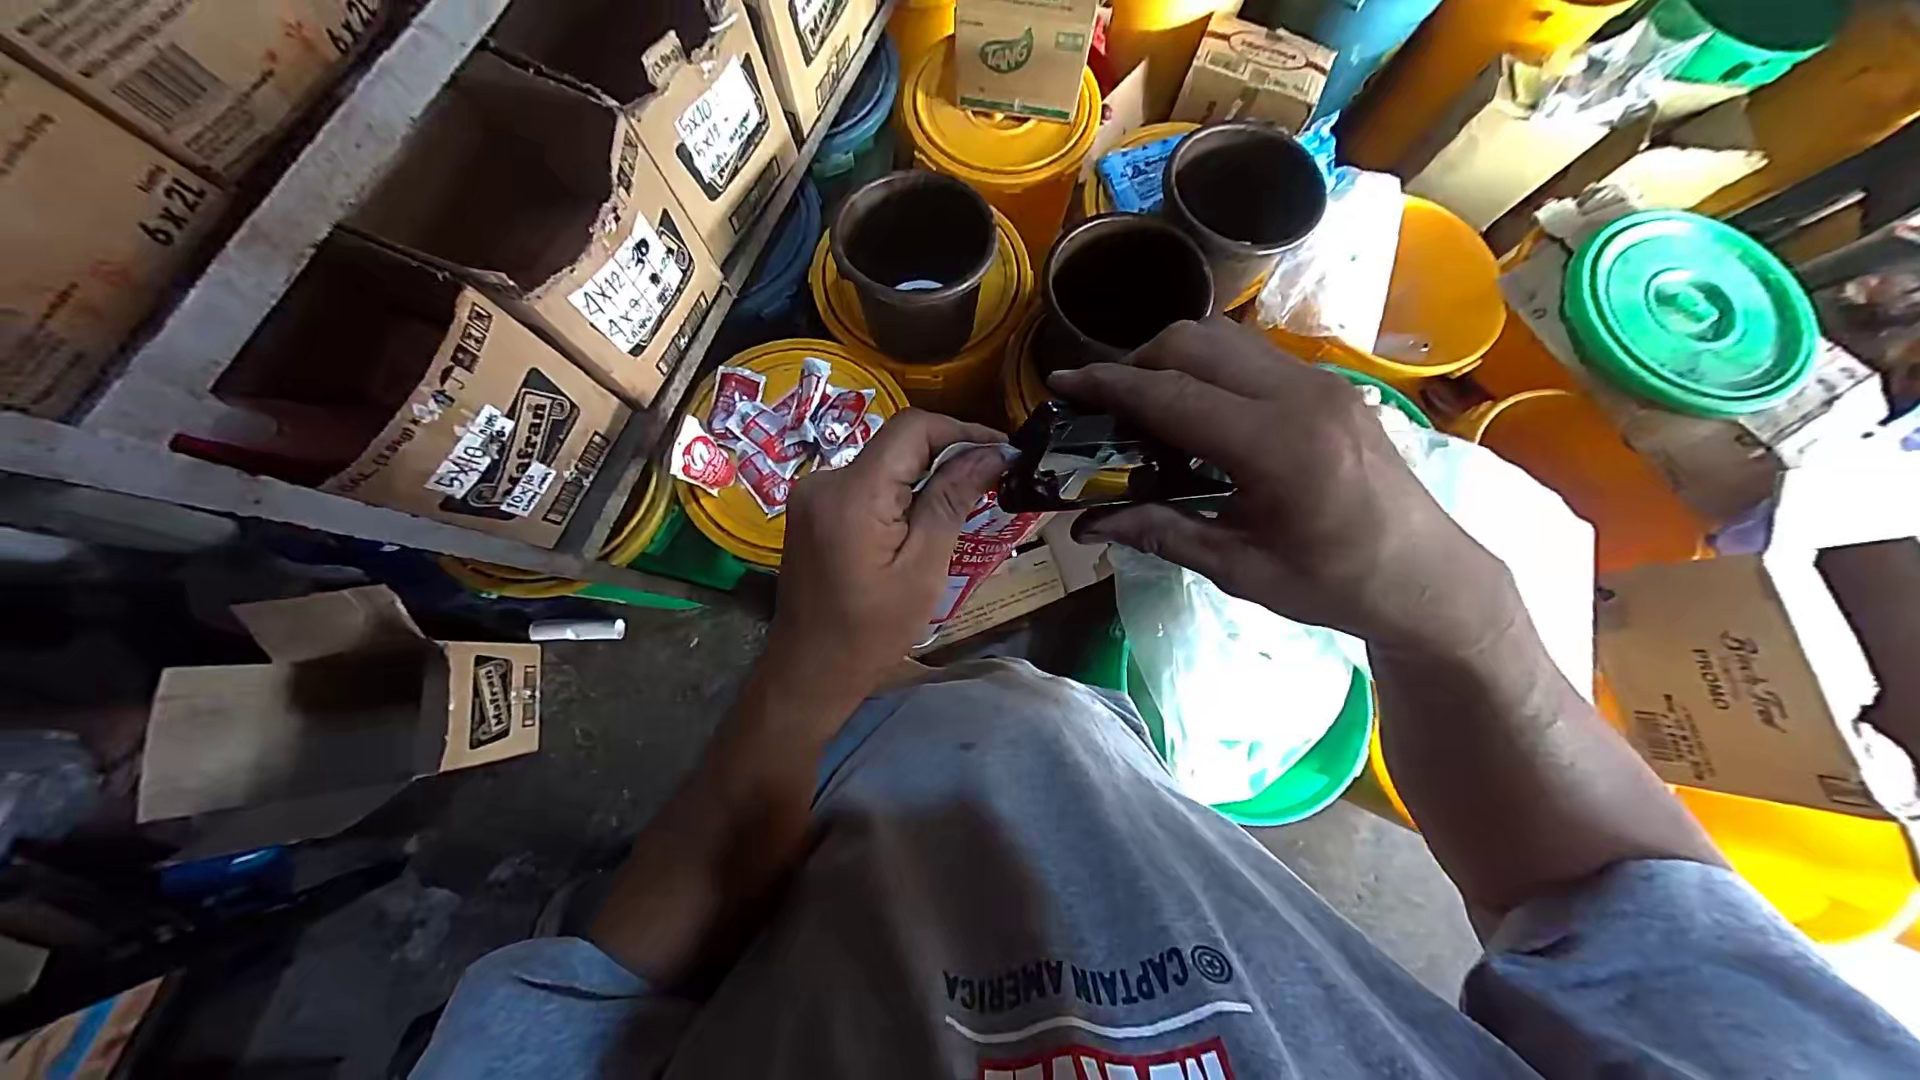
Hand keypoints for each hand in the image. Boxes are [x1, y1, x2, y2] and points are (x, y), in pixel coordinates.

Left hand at [765, 409, 1012, 704]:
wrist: (809, 669)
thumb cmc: (871, 632)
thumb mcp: (923, 569)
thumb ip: (951, 502)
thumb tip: (990, 454)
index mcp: (852, 494)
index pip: (912, 428)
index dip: (962, 431)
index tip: (1000, 451)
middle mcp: (825, 480)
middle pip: (898, 442)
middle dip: (948, 454)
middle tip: (992, 478)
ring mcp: (813, 492)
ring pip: (884, 461)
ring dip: (925, 474)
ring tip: (965, 500)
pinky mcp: (813, 508)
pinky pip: (866, 482)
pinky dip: (900, 491)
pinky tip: (923, 518)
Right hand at [1049, 318, 1520, 657]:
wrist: (1431, 578)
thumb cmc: (1334, 583)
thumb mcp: (1238, 568)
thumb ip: (1159, 531)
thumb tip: (1086, 524)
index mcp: (1278, 446)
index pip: (1173, 394)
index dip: (1108, 385)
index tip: (1062, 381)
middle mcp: (1301, 395)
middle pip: (1195, 342)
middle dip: (1136, 363)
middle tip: (1103, 405)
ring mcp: (1321, 383)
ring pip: (1224, 338)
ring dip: (1171, 359)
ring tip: (1142, 405)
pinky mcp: (1329, 386)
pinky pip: (1250, 355)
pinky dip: (1206, 368)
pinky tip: (1195, 412)